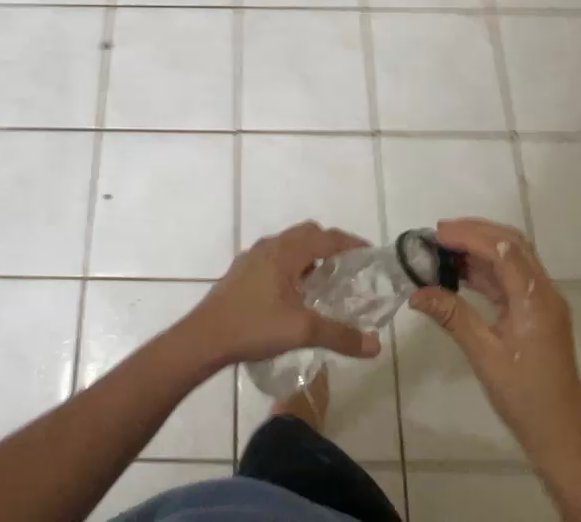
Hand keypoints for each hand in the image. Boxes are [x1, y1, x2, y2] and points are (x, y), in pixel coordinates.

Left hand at [177, 222, 384, 368]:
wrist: (204, 337)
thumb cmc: (254, 326)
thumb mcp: (302, 332)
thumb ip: (341, 336)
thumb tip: (376, 345)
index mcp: (285, 252)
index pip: (326, 237)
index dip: (351, 243)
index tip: (370, 254)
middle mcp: (269, 247)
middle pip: (307, 234)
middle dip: (330, 245)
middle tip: (349, 267)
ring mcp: (252, 258)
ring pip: (289, 246)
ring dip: (310, 255)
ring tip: (325, 281)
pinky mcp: (242, 272)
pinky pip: (275, 258)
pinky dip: (293, 266)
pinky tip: (295, 295)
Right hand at [411, 218, 580, 458]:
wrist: (562, 435)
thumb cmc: (525, 397)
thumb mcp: (484, 356)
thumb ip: (452, 317)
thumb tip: (415, 292)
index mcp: (535, 300)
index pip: (504, 250)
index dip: (469, 235)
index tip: (436, 235)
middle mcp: (544, 292)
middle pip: (512, 244)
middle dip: (475, 232)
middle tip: (437, 235)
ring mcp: (542, 302)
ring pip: (512, 258)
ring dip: (479, 248)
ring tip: (442, 249)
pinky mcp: (537, 312)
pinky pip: (511, 278)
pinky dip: (485, 269)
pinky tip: (459, 272)